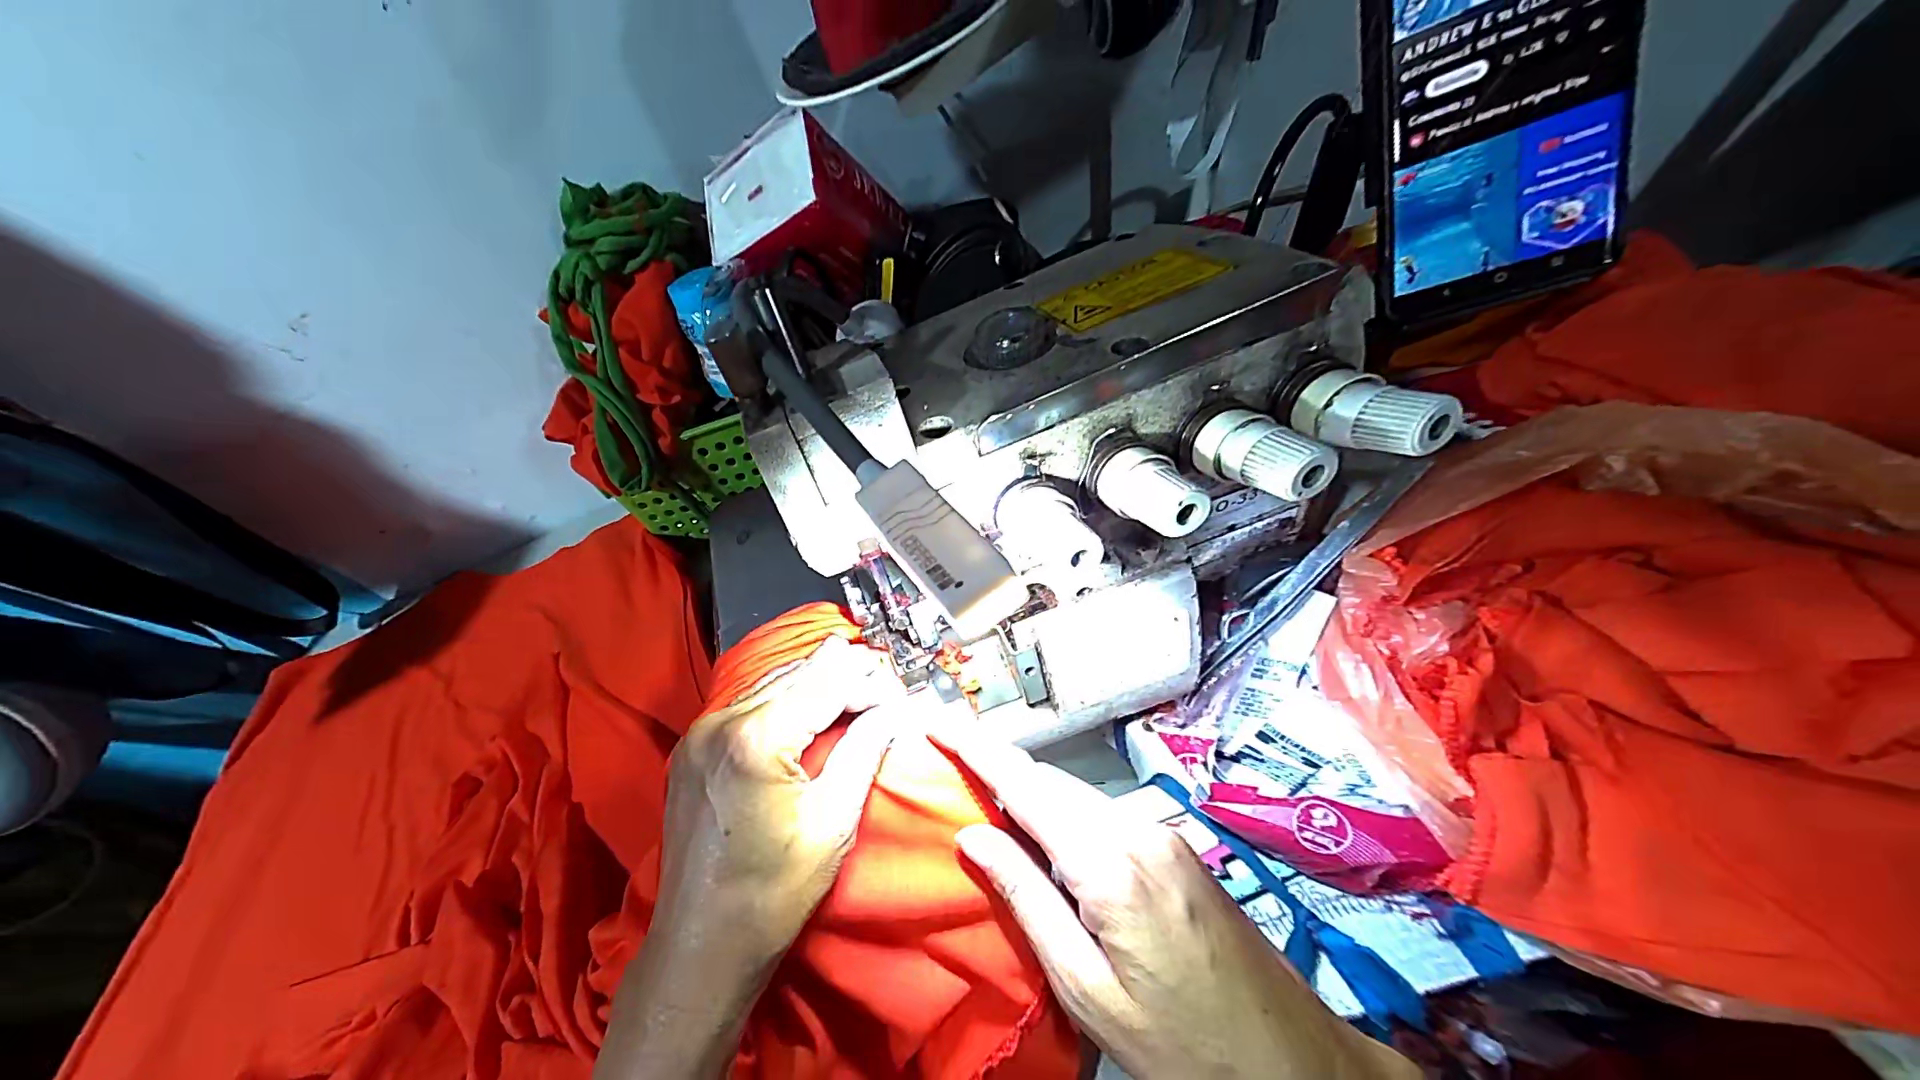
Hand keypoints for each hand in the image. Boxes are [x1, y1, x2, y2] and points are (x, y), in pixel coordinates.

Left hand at [597, 637, 906, 1079]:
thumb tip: (891, 711)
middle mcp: (720, 723)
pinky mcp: (692, 747)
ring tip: (857, 695)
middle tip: (883, 690)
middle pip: (799, 674)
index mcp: (756, 740)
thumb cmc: (771, 895)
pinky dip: (787, 700)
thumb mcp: (833, 823)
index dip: (868, 682)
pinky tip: (812, 711)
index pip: (827, 682)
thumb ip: (864, 753)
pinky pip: (750, 703)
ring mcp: (699, 733)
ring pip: (774, 683)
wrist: (698, 946)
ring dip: (817, 684)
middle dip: (846, 675)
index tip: (899, 694)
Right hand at [928, 719, 1416, 1079]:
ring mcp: (1164, 835)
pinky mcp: (1178, 849)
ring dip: (1032, 798)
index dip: (976, 749)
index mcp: (1109, 862)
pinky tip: (1050, 844)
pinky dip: (1066, 818)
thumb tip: (973, 835)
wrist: (1292, 1064)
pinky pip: (1104, 816)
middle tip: (951, 769)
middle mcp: (1137, 830)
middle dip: (999, 772)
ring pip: (1077, 798)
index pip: (1025, 786)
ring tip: (990, 808)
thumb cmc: (1181, 1043)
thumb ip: (1026, 900)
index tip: (937, 723)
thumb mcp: (1086, 988)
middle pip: (1050, 784)